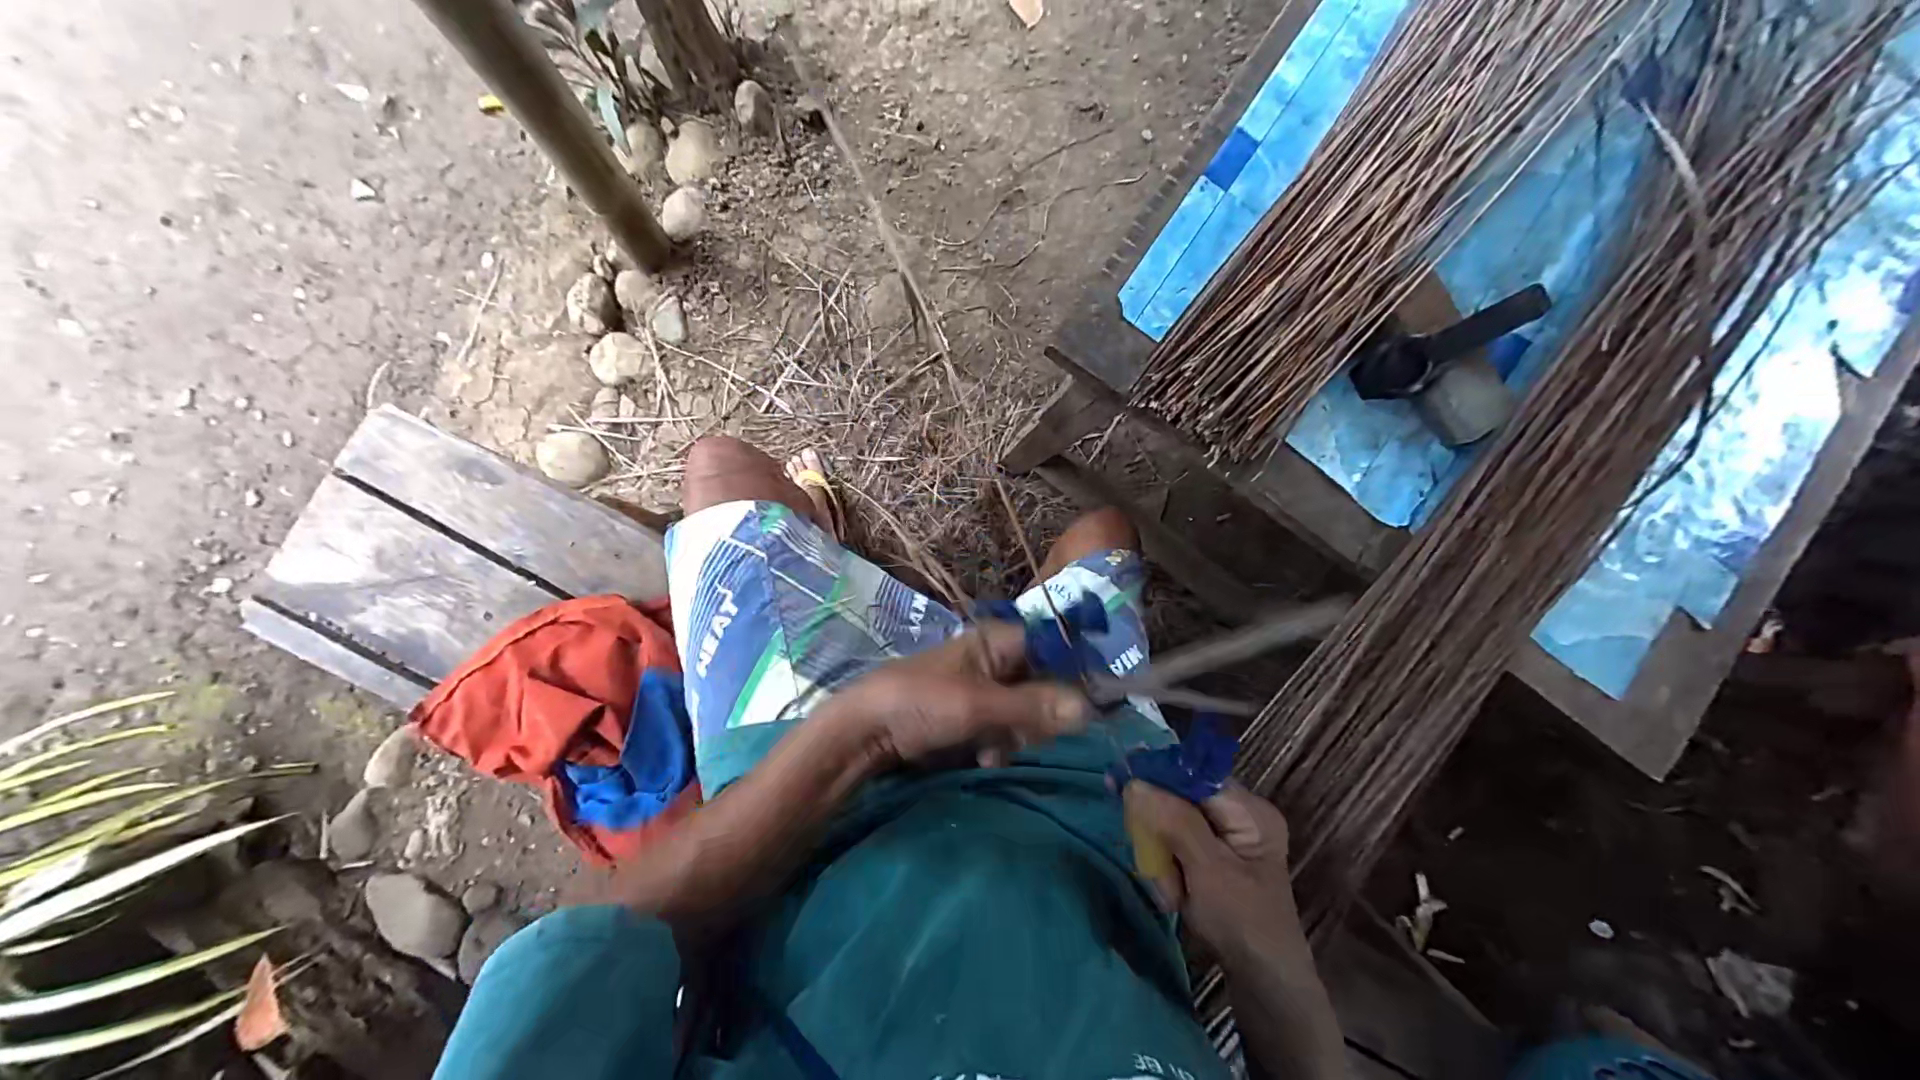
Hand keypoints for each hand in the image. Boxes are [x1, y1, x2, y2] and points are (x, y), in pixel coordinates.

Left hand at [818, 620, 1092, 768]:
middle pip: (1048, 685)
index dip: (1075, 675)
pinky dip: (1001, 744)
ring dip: (1017, 736)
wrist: (867, 731)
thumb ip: (1034, 706)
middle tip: (1022, 734)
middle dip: (1037, 716)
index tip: (1090, 708)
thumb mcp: (978, 705)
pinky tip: (984, 756)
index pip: (1057, 648)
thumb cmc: (920, 702)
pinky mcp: (977, 714)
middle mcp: (999, 659)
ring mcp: (988, 688)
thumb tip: (1091, 709)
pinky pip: (1009, 728)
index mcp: (1000, 640)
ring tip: (992, 749)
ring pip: (1030, 712)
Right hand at [1123, 779, 1299, 959]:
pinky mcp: (1212, 855)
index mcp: (1249, 810)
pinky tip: (1175, 893)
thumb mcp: (1209, 870)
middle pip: (1179, 796)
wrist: (1265, 984)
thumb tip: (1136, 780)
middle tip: (1151, 861)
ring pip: (1172, 821)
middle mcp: (1239, 814)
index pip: (1193, 773)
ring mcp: (1225, 835)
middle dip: (1159, 828)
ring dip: (1162, 854)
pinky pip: (1176, 843)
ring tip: (1171, 891)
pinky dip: (1168, 865)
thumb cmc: (1243, 922)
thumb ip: (1175, 820)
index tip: (1117, 779)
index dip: (1155, 774)